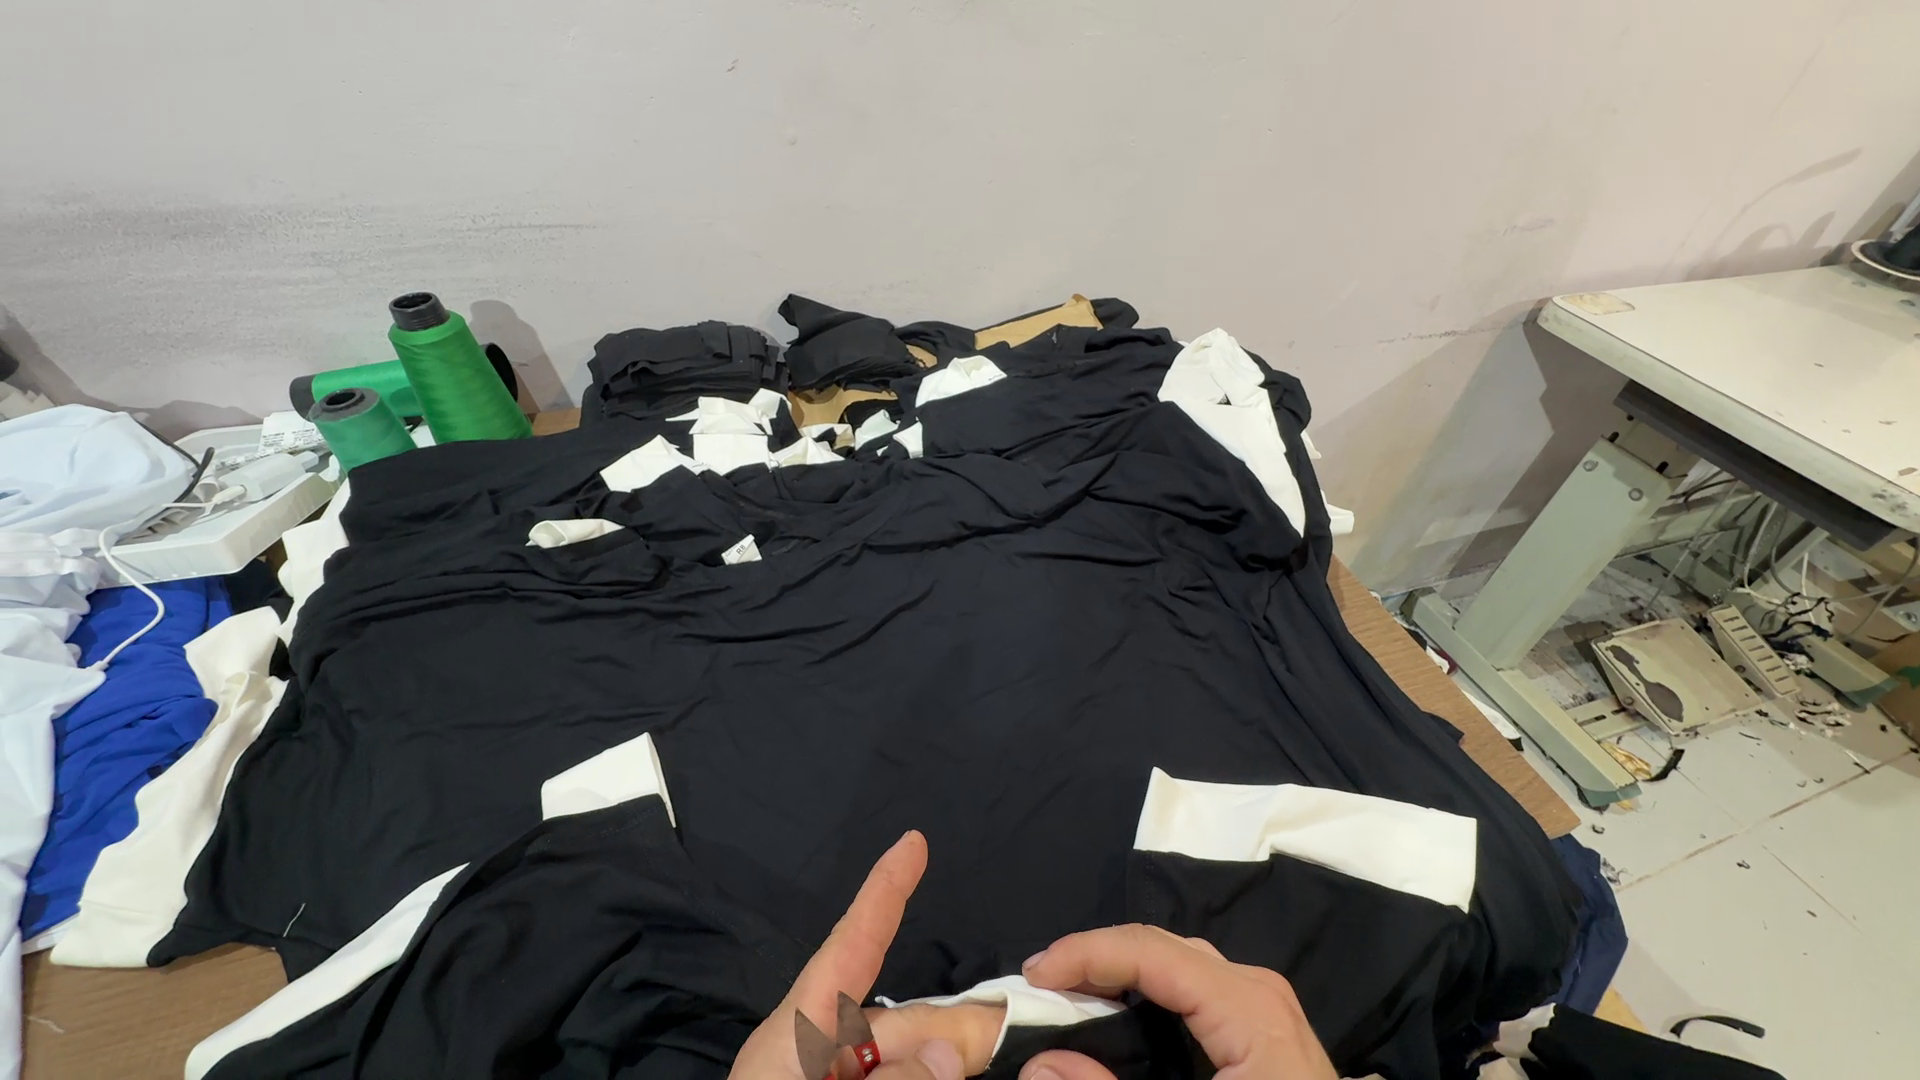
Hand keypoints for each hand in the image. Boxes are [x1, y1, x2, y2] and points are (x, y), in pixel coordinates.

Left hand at [728, 831, 1005, 1079]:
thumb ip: (889, 1078)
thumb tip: (956, 1050)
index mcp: (797, 1035)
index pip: (848, 945)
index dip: (883, 892)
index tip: (913, 844)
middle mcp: (824, 1053)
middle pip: (904, 1024)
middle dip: (954, 1027)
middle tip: (1001, 1036)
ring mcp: (843, 1079)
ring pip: (917, 1060)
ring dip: (950, 1058)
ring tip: (991, 1047)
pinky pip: (909, 1076)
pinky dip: (932, 1067)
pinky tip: (960, 1067)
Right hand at [1017, 925, 1337, 1079]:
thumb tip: (1039, 1063)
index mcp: (1248, 1008)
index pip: (1152, 950)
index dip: (1087, 952)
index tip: (1034, 974)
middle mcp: (1255, 987)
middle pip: (1159, 944)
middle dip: (1094, 956)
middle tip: (1040, 984)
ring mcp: (1260, 999)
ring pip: (1172, 956)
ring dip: (1116, 967)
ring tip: (1067, 989)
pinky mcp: (1257, 1018)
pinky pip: (1188, 979)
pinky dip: (1142, 984)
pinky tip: (1116, 1003)